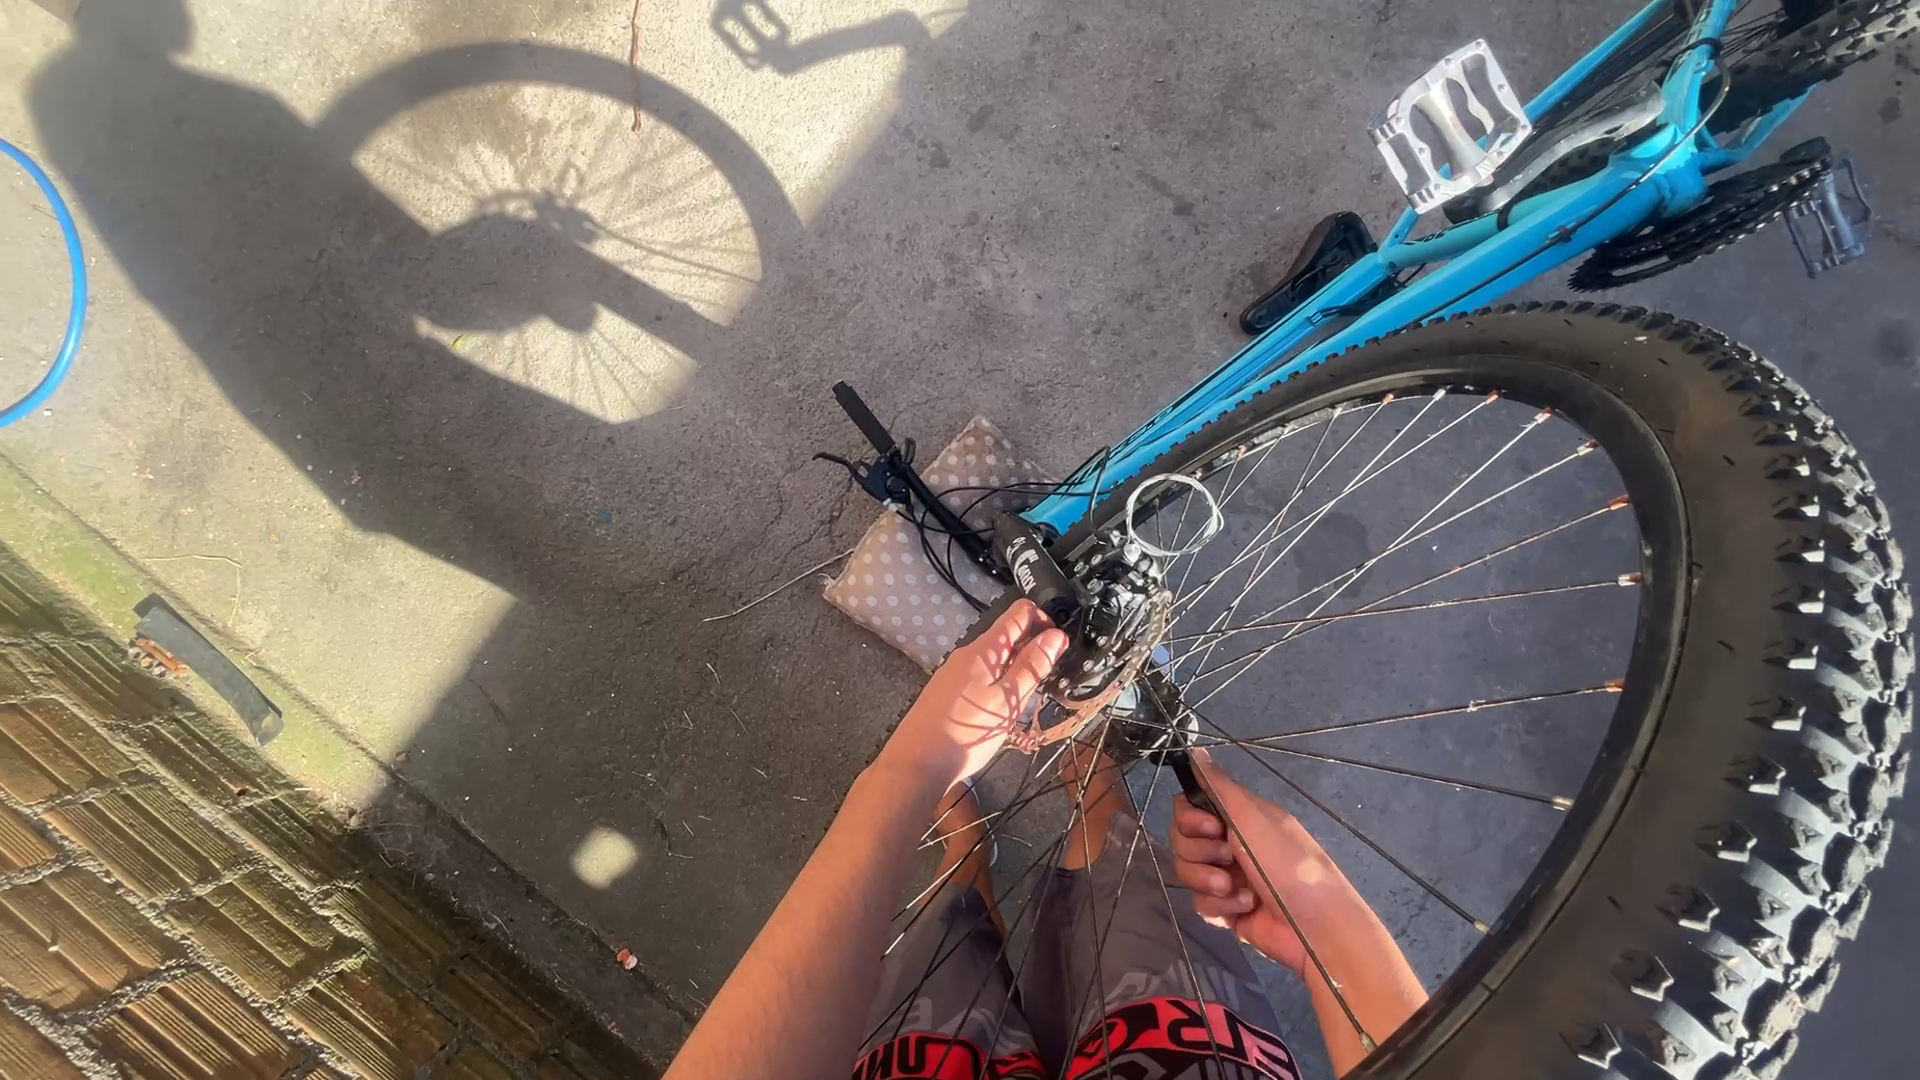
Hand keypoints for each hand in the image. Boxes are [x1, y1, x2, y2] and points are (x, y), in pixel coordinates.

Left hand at [879, 599, 1068, 790]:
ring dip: (1016, 670)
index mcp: (984, 649)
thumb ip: (1032, 666)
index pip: (1019, 613)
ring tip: (1028, 700)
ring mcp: (955, 673)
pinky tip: (1001, 710)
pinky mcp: (948, 692)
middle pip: (1007, 636)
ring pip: (995, 659)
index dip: (1045, 621)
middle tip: (1049, 680)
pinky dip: (999, 684)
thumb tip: (1056, 635)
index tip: (1060, 646)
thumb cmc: (966, 732)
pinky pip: (981, 677)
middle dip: (1033, 649)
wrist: (916, 764)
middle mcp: (968, 654)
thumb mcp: (1007, 699)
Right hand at [1169, 751, 1312, 972]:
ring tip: (1239, 891)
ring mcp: (1226, 877)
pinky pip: (1201, 903)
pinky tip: (1245, 908)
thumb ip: (1217, 784)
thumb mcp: (1252, 816)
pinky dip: (1221, 906)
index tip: (1211, 827)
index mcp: (1236, 817)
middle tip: (1228, 857)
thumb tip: (1193, 749)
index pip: (1187, 808)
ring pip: (1187, 872)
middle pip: (1181, 840)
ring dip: (1210, 881)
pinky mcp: (1227, 910)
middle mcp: (1228, 843)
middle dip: (1200, 852)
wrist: (1315, 926)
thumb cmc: (1286, 863)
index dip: (1189, 819)